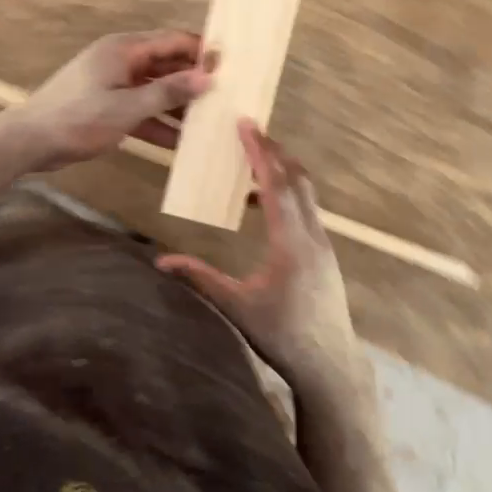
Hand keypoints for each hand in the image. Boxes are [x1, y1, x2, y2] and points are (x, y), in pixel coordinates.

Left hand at [8, 30, 213, 170]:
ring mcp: (112, 83)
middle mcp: (120, 60)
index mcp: (124, 49)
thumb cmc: (78, 119)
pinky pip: (139, 109)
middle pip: (166, 65)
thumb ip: (167, 93)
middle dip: (194, 82)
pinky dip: (157, 124)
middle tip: (228, 99)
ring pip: (155, 90)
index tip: (232, 69)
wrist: (29, 141)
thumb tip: (207, 77)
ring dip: (178, 107)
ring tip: (211, 125)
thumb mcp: (127, 108)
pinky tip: (181, 145)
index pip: (173, 41)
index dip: (203, 53)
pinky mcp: (105, 106)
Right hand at [156, 121, 354, 381]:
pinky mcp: (325, 255)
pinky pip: (307, 210)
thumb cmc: (282, 337)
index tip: (246, 125)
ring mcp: (324, 245)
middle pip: (298, 180)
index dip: (260, 153)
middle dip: (275, 152)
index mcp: (292, 245)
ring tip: (255, 158)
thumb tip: (160, 262)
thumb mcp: (237, 307)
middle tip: (250, 130)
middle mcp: (313, 237)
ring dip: (283, 171)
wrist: (331, 366)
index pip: (276, 186)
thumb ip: (201, 279)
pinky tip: (266, 202)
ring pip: (307, 194)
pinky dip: (289, 193)